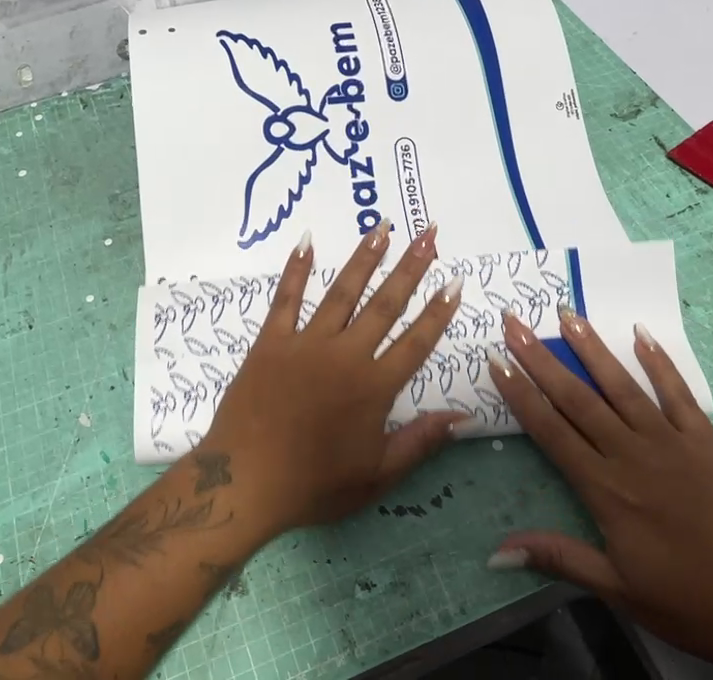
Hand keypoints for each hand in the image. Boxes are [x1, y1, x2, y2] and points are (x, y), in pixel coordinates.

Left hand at [200, 224, 465, 535]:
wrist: (246, 481)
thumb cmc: (314, 485)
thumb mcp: (378, 476)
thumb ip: (421, 441)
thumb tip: (465, 416)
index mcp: (374, 387)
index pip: (416, 341)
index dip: (438, 312)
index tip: (454, 281)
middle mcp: (345, 355)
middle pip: (384, 304)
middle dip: (409, 268)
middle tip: (427, 235)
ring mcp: (306, 343)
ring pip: (342, 292)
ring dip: (364, 258)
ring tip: (381, 227)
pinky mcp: (271, 341)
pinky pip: (287, 298)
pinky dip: (297, 268)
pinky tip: (307, 241)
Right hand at [485, 309, 712, 674]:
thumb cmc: (695, 603)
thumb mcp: (621, 591)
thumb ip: (559, 559)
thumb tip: (495, 551)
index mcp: (606, 490)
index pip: (551, 431)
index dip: (519, 394)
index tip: (495, 360)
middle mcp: (632, 454)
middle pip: (577, 398)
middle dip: (540, 358)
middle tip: (513, 321)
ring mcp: (672, 442)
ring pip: (621, 386)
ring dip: (591, 348)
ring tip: (565, 314)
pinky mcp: (707, 441)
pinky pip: (677, 394)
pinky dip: (659, 363)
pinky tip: (641, 335)